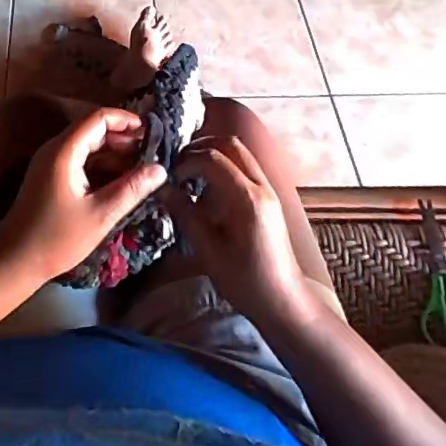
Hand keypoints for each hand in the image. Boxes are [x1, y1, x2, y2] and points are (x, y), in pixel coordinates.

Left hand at [0, 108, 166, 280]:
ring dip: (114, 151)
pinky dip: (102, 162)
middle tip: (151, 151)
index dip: (126, 120)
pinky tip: (121, 178)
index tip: (151, 132)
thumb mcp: (100, 214)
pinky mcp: (51, 176)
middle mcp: (56, 149)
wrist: (13, 261)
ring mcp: (51, 162)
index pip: (98, 118)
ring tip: (142, 165)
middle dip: (124, 137)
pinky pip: (81, 158)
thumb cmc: (56, 239)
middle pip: (94, 128)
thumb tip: (160, 169)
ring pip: (88, 144)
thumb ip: (131, 188)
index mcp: (65, 151)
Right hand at [164, 136, 318, 326]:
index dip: (186, 161)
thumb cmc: (245, 281)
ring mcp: (269, 189)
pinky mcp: (269, 196)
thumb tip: (162, 189)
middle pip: (230, 144)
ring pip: (240, 152)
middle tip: (178, 166)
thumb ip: (186, 214)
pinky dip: (224, 164)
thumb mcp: (209, 250)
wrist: (283, 301)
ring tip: (190, 173)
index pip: (212, 158)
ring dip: (213, 153)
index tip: (169, 177)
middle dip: (200, 148)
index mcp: (247, 198)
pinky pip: (245, 166)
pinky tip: (208, 186)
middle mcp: (261, 186)